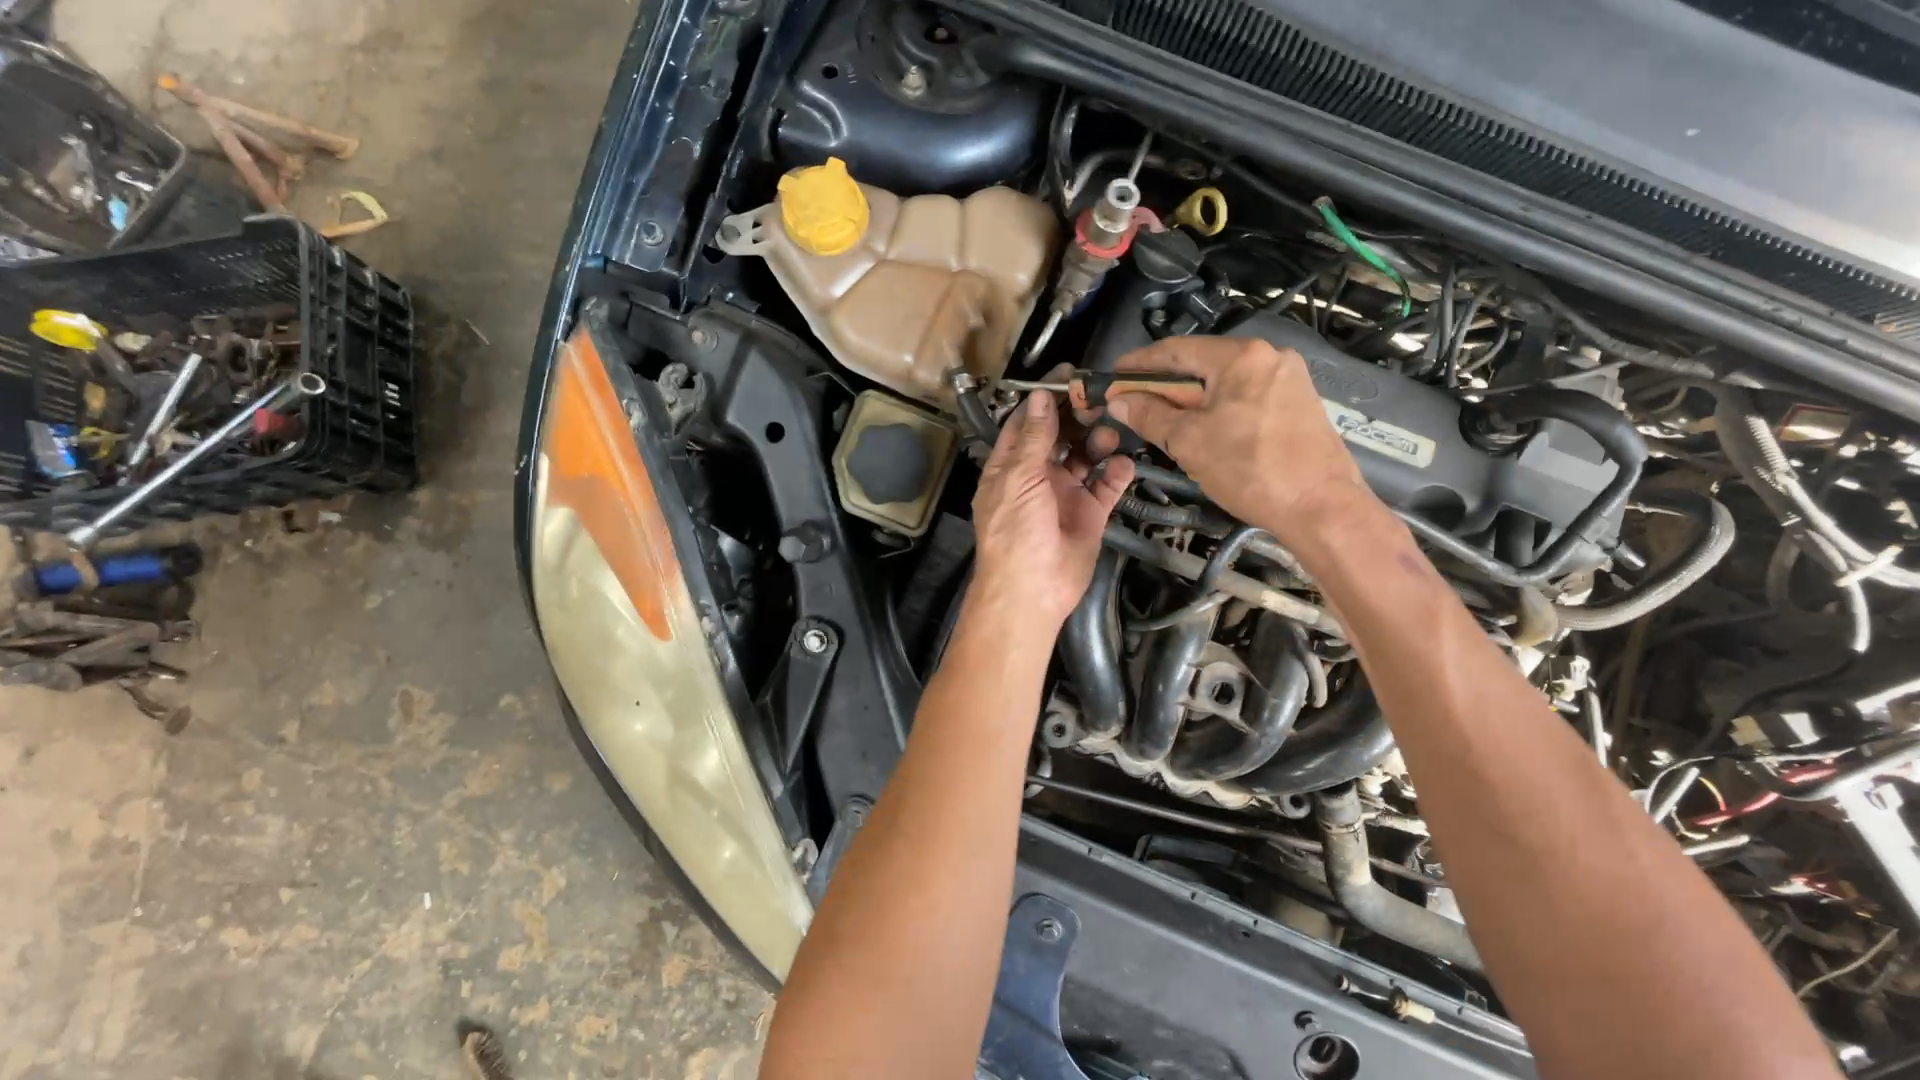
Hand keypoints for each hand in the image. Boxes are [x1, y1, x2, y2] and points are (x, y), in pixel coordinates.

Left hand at [971, 389, 1134, 626]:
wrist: (1032, 589)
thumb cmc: (1015, 531)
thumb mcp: (1019, 477)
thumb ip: (1033, 437)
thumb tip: (1039, 397)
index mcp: (1010, 466)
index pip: (1026, 423)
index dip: (1045, 399)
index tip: (1069, 375)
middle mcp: (1037, 476)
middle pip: (1060, 436)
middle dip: (1078, 417)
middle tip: (1101, 399)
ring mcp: (1065, 494)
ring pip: (1085, 457)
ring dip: (1098, 441)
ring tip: (1112, 431)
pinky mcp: (1090, 513)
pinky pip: (1106, 486)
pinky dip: (1115, 472)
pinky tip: (1122, 463)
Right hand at [1103, 336, 1376, 550]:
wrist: (1321, 508)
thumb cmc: (1250, 470)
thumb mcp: (1189, 442)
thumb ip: (1150, 415)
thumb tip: (1120, 401)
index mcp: (1241, 356)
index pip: (1176, 350)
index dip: (1138, 364)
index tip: (1113, 377)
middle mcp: (1269, 357)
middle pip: (1202, 364)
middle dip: (1164, 385)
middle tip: (1133, 404)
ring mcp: (1288, 379)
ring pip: (1224, 383)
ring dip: (1190, 399)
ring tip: (1163, 421)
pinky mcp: (1298, 404)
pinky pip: (1245, 397)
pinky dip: (1217, 409)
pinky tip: (1202, 430)